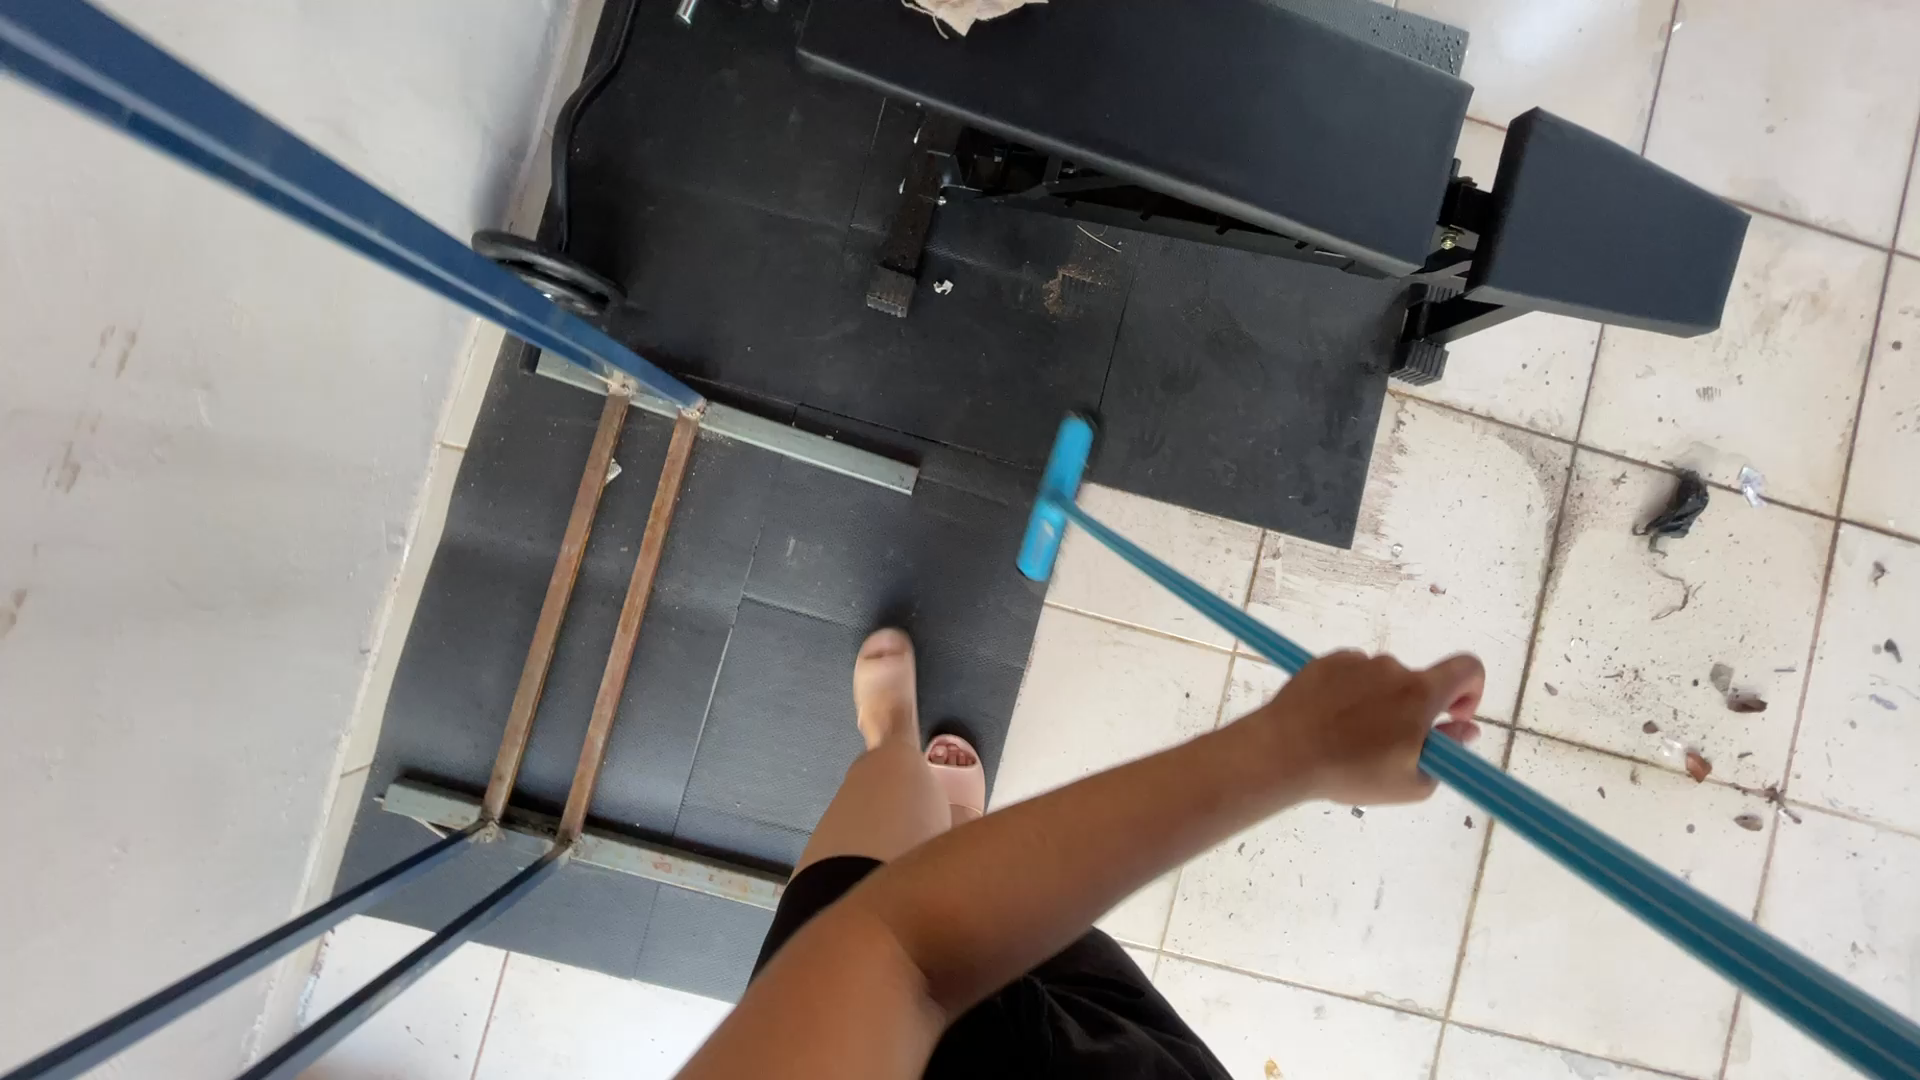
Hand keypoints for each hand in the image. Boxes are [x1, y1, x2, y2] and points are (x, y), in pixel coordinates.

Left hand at [1238, 651, 1484, 806]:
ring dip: (1377, 701)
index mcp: (1418, 692)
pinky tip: (1329, 719)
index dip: (1470, 691)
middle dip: (1413, 708)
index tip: (1448, 717)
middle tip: (1387, 743)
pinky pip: (1349, 674)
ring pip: (1379, 679)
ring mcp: (1351, 661)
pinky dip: (1348, 692)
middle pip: (1416, 682)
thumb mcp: (1413, 781)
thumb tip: (1462, 728)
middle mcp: (1387, 668)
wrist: (1282, 751)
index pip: (1467, 667)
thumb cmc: (1350, 771)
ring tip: (1349, 735)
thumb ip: (1448, 751)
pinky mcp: (1321, 662)